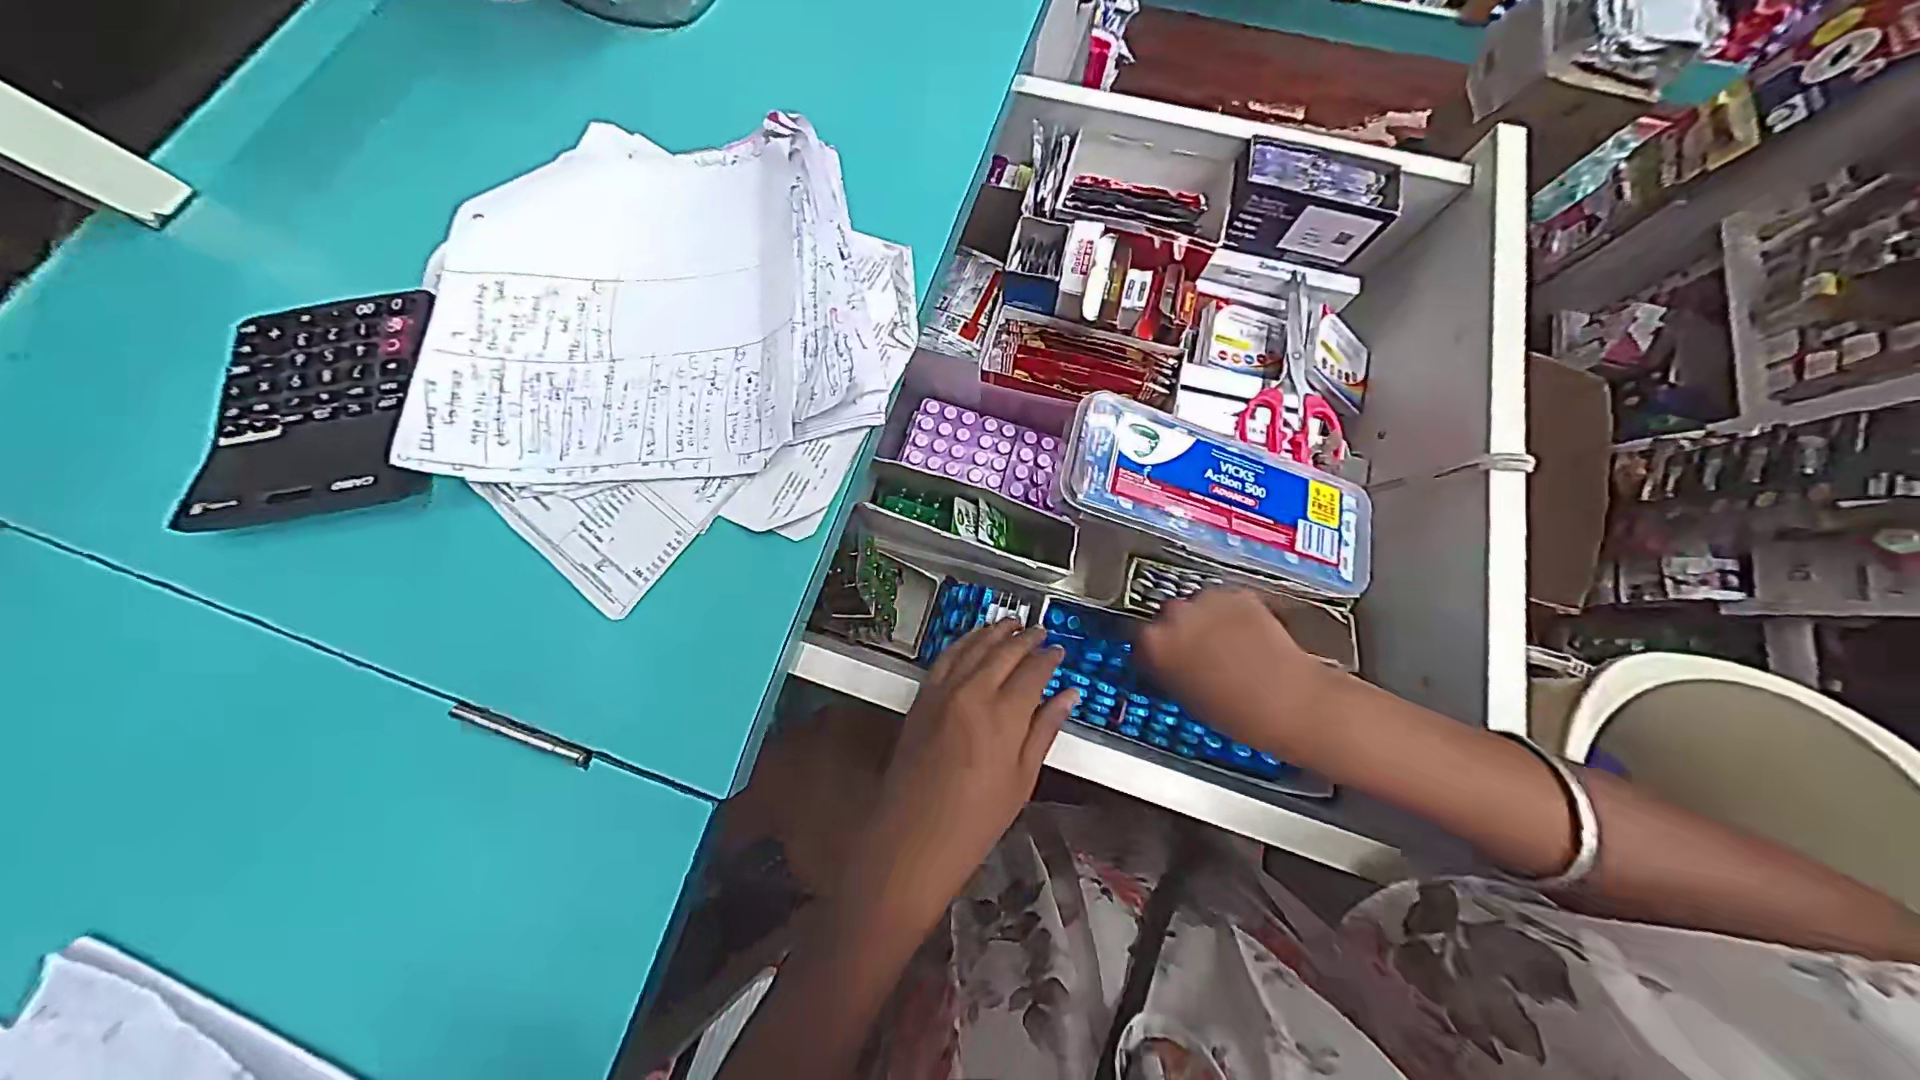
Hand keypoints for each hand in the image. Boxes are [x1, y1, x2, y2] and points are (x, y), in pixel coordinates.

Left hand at [848, 621, 1075, 913]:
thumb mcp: (1022, 778)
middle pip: (1003, 652)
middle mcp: (972, 694)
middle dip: (1025, 638)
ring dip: (993, 632)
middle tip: (1040, 631)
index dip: (1048, 658)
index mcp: (1004, 715)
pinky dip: (963, 643)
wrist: (913, 838)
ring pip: (973, 648)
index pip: (1033, 671)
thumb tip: (1066, 697)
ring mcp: (942, 693)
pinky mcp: (922, 699)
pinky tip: (972, 640)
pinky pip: (945, 658)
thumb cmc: (975, 820)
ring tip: (1010, 623)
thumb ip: (1045, 730)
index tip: (1058, 652)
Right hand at [1136, 588, 1341, 754]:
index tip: (1161, 656)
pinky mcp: (1239, 594)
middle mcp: (1174, 614)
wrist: (1290, 702)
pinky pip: (1225, 600)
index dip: (1152, 649)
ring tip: (1224, 642)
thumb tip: (1164, 660)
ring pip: (1197, 604)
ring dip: (1204, 618)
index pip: (1138, 637)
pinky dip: (1231, 612)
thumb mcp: (1184, 697)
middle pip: (1167, 616)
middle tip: (1196, 652)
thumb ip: (1166, 670)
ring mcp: (1207, 600)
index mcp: (1153, 644)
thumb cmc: (1235, 712)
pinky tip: (1245, 634)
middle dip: (1179, 630)